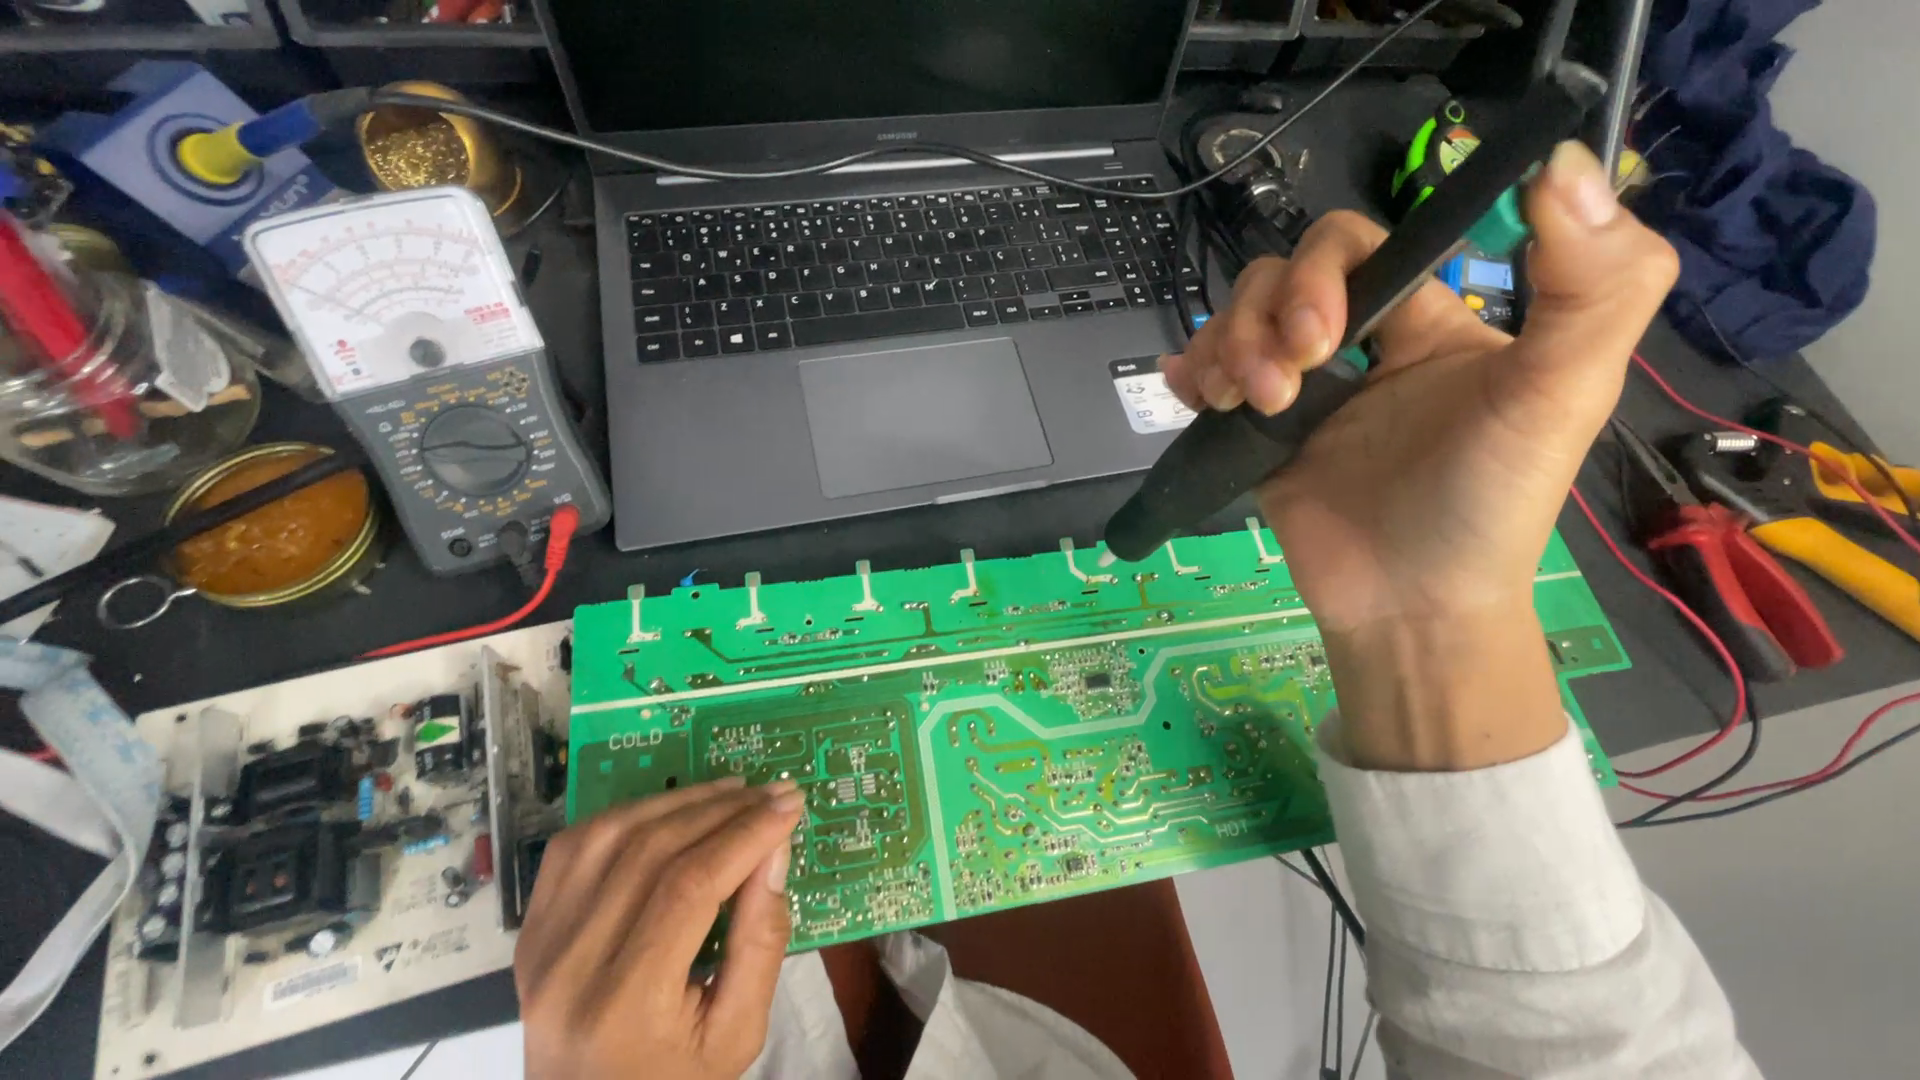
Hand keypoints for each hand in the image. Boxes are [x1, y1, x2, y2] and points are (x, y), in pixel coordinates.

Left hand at [515, 776, 804, 1079]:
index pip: (689, 887)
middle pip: (651, 852)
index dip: (745, 835)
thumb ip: (760, 942)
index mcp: (625, 1005)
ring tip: (734, 791)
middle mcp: (568, 967)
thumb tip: (774, 850)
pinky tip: (675, 808)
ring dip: (681, 801)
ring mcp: (539, 943)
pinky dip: (632, 813)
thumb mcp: (738, 1033)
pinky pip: (576, 845)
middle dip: (723, 810)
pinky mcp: (530, 929)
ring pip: (612, 835)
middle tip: (773, 792)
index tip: (790, 805)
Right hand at [1162, 142, 1677, 768]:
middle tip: (1284, 386)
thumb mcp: (1562, 395)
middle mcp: (1357, 347)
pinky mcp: (1256, 434)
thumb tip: (1563, 161)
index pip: (1358, 245)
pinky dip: (1192, 373)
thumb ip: (1592, 285)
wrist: (1408, 608)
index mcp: (1426, 322)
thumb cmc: (1487, 504)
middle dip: (1267, 316)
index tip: (1324, 333)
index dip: (1325, 267)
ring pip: (1238, 321)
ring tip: (1245, 404)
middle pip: (1281, 277)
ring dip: (1228, 346)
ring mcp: (1299, 391)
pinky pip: (1208, 376)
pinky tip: (1194, 394)